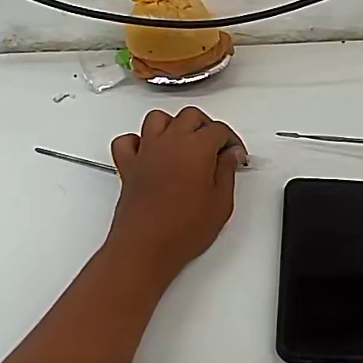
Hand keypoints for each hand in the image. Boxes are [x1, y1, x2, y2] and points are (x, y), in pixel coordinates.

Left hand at [103, 108, 246, 280]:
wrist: (146, 246)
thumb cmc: (180, 229)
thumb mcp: (221, 203)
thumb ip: (227, 172)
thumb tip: (230, 156)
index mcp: (196, 147)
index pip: (219, 129)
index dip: (231, 140)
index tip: (235, 154)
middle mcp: (169, 142)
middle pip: (190, 116)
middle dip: (206, 126)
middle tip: (215, 146)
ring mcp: (146, 151)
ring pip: (157, 119)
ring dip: (172, 125)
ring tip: (184, 141)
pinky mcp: (128, 166)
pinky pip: (127, 141)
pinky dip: (137, 141)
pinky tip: (148, 151)